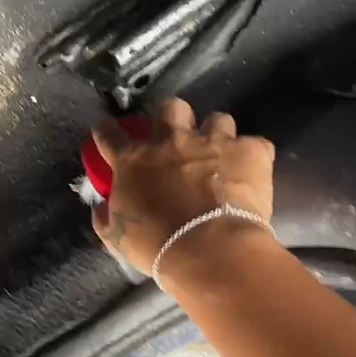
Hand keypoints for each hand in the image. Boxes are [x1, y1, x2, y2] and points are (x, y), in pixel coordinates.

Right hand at [89, 98, 274, 275]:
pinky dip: (250, 156)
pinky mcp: (250, 151)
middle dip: (170, 118)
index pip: (109, 132)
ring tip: (217, 154)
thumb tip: (101, 205)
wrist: (209, 249)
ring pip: (217, 118)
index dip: (106, 129)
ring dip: (214, 134)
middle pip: (169, 107)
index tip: (108, 131)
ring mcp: (213, 142)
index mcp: (133, 160)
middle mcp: (171, 141)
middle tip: (174, 138)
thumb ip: (105, 214)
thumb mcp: (115, 234)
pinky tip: (248, 171)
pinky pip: (253, 144)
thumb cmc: (154, 245)